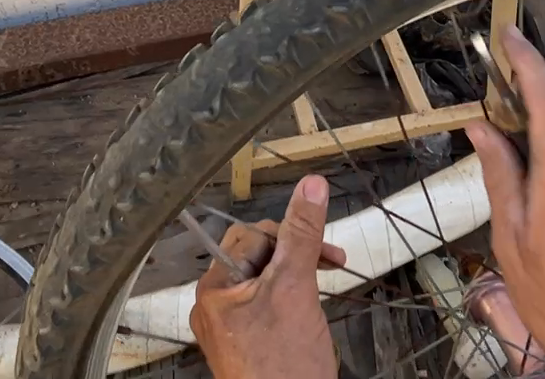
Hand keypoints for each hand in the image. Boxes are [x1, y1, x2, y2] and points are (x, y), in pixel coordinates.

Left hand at [189, 174, 347, 378]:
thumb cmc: (285, 366)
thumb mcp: (297, 289)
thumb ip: (303, 233)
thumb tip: (312, 184)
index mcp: (214, 288)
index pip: (251, 236)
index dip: (288, 237)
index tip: (322, 250)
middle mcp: (214, 306)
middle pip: (257, 256)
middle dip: (295, 256)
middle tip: (329, 265)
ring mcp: (228, 329)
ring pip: (264, 280)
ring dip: (296, 276)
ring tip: (321, 288)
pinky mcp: (245, 345)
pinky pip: (265, 305)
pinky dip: (289, 300)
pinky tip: (308, 312)